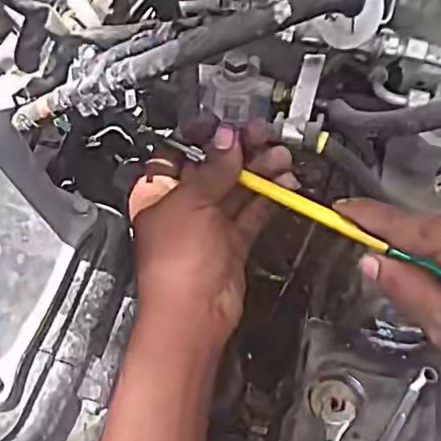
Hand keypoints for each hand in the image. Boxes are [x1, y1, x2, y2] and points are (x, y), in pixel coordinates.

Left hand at [129, 119, 294, 350]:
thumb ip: (214, 169)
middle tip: (264, 137)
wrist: (194, 314)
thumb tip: (226, 141)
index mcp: (157, 192)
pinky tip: (283, 183)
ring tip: (280, 157)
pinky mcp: (230, 243)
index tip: (231, 126)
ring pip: (236, 189)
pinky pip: (251, 213)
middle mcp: (181, 207)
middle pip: (213, 168)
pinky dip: (267, 198)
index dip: (207, 137)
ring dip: (259, 171)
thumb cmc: (175, 267)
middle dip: (240, 151)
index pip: (182, 152)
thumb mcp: (192, 203)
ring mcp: (207, 226)